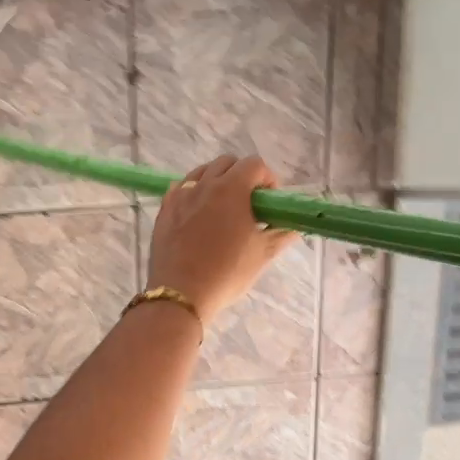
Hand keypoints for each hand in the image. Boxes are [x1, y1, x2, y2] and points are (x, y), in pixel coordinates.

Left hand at [146, 155, 296, 325]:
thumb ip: (281, 234)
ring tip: (221, 207)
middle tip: (248, 204)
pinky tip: (197, 213)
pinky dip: (192, 193)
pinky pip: (180, 189)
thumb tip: (294, 226)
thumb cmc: (226, 273)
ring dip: (216, 181)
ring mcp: (180, 196)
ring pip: (201, 173)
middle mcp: (204, 185)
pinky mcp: (164, 211)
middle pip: (227, 163)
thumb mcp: (262, 254)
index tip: (269, 202)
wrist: (180, 295)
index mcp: (231, 188)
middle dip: (242, 176)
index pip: (255, 165)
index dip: (267, 179)